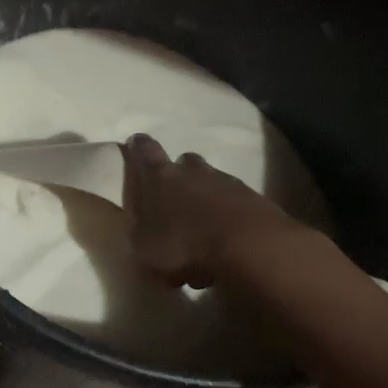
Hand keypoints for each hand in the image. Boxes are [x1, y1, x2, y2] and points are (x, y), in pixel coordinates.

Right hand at [120, 133, 300, 287]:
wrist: (246, 244)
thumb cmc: (183, 242)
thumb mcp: (145, 246)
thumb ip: (140, 233)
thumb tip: (141, 228)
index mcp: (160, 178)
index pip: (145, 152)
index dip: (138, 146)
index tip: (135, 141)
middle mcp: (193, 173)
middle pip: (184, 161)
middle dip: (178, 169)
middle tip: (173, 187)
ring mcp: (226, 182)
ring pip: (211, 178)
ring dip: (204, 190)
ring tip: (200, 215)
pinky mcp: (252, 198)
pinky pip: (233, 197)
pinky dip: (226, 208)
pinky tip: (224, 229)